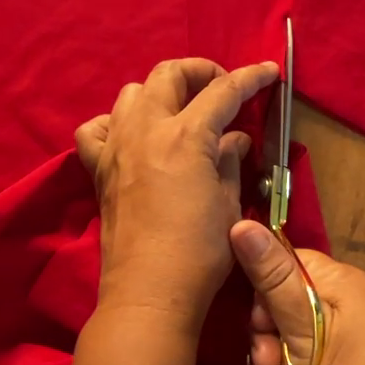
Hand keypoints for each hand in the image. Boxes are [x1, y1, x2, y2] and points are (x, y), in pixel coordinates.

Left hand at [74, 58, 278, 327]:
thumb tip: (234, 138)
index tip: (268, 71)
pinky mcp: (98, 168)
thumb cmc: (200, 252)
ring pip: (132, 92)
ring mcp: (117, 145)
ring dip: (159, 92)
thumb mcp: (229, 204)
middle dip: (200, 71)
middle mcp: (146, 128)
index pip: (223, 91)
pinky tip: (131, 137)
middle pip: (169, 73)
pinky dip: (113, 123)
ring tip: (180, 112)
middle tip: (222, 89)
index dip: (250, 78)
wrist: (149, 292)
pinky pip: (96, 129)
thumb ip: (230, 161)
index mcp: (186, 134)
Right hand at [231, 221, 364, 364]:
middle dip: (263, 356)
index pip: (281, 265)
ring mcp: (336, 347)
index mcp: (340, 285)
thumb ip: (274, 283)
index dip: (261, 299)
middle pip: (276, 315)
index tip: (260, 334)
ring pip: (280, 355)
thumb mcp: (307, 339)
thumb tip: (241, 224)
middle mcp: (339, 308)